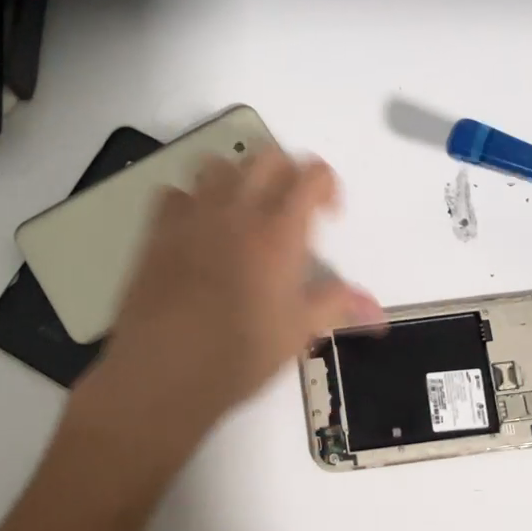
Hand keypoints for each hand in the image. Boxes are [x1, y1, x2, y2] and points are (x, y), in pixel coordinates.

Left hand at [75, 151, 382, 443]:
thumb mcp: (298, 332)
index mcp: (279, 232)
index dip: (327, 184)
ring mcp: (192, 217)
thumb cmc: (240, 356)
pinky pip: (175, 192)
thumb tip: (375, 309)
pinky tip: (198, 229)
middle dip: (287, 173)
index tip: (328, 215)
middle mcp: (237, 211)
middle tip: (291, 209)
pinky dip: (192, 199)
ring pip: (218, 164)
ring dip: (238, 178)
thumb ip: (335, 305)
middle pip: (267, 157)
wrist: (163, 373)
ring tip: (243, 212)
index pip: (311, 174)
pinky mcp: (156, 231)